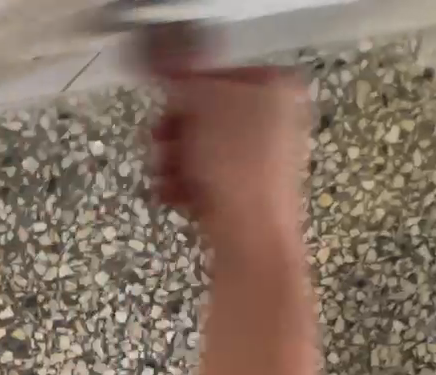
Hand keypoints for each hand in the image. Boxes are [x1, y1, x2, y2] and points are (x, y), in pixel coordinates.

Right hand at [149, 54, 310, 257]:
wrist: (252, 237)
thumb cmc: (236, 166)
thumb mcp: (208, 106)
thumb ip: (189, 86)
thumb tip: (176, 85)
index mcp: (275, 87)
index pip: (215, 77)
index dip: (185, 95)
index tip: (166, 114)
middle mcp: (270, 119)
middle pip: (204, 117)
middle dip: (175, 136)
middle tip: (160, 148)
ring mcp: (255, 160)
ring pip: (198, 152)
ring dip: (172, 165)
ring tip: (164, 180)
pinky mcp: (239, 194)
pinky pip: (201, 182)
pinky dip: (181, 188)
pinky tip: (171, 198)